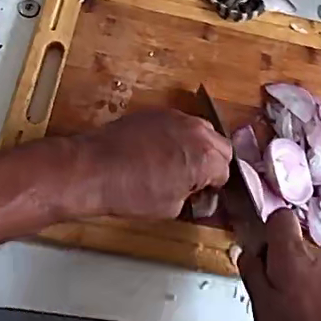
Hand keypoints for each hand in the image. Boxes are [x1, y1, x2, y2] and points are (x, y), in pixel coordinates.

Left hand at [62, 109, 231, 219]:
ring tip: (176, 165)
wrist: (94, 169)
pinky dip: (176, 137)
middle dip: (211, 163)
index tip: (203, 194)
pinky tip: (159, 153)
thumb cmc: (129, 191)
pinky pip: (178, 124)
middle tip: (194, 180)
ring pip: (201, 131)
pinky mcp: (156, 113)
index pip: (226, 172)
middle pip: (220, 147)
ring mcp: (176, 118)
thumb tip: (196, 195)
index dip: (214, 186)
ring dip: (195, 147)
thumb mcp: (171, 207)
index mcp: (206, 157)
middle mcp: (196, 131)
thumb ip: (193, 197)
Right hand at [237, 210, 320, 320]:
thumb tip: (247, 256)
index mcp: (294, 254)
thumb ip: (252, 275)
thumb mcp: (265, 310)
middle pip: (292, 255)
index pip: (279, 218)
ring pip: (308, 282)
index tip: (257, 253)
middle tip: (270, 308)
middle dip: (279, 280)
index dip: (265, 233)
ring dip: (297, 308)